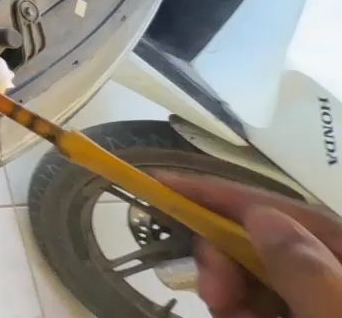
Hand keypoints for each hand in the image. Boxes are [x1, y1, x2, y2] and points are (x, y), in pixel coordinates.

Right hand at [161, 174, 341, 316]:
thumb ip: (311, 275)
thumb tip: (262, 217)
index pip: (304, 217)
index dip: (235, 196)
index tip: (165, 186)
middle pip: (277, 247)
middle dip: (230, 260)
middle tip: (211, 294)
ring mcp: (326, 307)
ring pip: (264, 278)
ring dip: (232, 292)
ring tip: (225, 312)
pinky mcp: (305, 317)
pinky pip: (265, 306)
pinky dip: (242, 310)